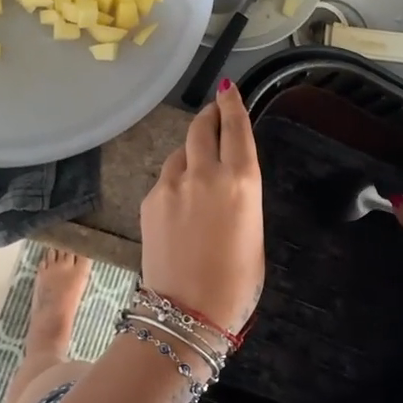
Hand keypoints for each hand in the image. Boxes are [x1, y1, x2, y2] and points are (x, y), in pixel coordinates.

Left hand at [138, 80, 265, 334]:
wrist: (186, 313)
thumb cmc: (235, 283)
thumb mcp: (253, 233)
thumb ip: (241, 197)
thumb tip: (229, 184)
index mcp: (241, 181)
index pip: (236, 127)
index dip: (232, 104)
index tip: (228, 90)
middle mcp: (204, 173)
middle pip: (200, 127)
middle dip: (208, 116)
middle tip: (212, 116)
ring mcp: (171, 185)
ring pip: (179, 152)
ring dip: (189, 152)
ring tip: (197, 170)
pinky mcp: (149, 201)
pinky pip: (164, 178)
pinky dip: (174, 180)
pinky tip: (180, 203)